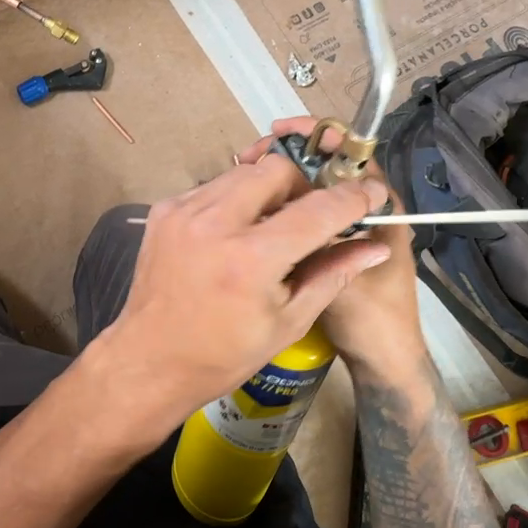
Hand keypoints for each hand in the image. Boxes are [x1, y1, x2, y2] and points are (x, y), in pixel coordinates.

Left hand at [90, 153, 390, 437]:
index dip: (352, 198)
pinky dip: (234, 199)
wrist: (151, 358)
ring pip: (242, 172)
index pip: (316, 210)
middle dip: (302, 186)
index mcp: (251, 258)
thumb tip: (376, 246)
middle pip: (276, 169)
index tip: (371, 193)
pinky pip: (212, 186)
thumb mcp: (288, 321)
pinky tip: (236, 231)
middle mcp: (215, 222)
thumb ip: (332, 274)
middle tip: (308, 215)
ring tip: (272, 224)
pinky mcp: (165, 208)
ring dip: (267, 190)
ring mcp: (184, 209)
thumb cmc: (225, 352)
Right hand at [239, 119, 429, 372]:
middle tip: (248, 155)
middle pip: (327, 164)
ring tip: (243, 174)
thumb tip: (286, 193)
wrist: (382, 364)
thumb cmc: (373, 320)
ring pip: (312, 187)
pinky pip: (304, 210)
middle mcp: (365, 210)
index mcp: (381, 209)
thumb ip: (324, 237)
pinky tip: (252, 205)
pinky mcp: (330, 243)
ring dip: (280, 176)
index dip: (317, 135)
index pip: (351, 153)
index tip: (279, 132)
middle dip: (288, 153)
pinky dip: (280, 201)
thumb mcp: (346, 276)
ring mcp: (346, 227)